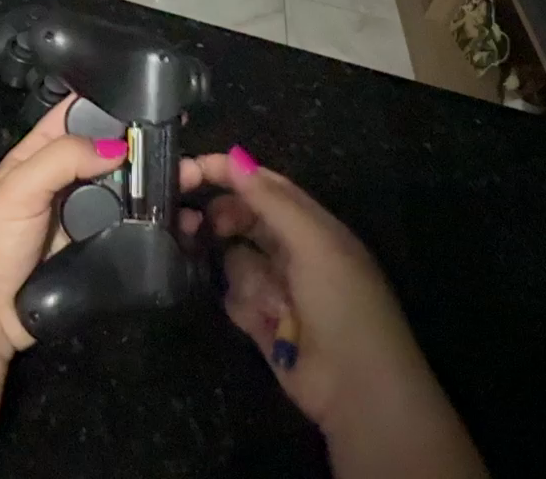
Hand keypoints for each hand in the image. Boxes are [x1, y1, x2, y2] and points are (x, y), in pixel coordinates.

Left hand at [0, 95, 202, 355]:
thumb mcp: (19, 188)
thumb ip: (62, 158)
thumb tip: (118, 147)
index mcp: (41, 152)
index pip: (79, 114)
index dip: (110, 103)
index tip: (151, 96)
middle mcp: (68, 175)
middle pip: (112, 150)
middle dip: (146, 143)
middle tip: (184, 140)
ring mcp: (87, 211)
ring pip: (129, 186)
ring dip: (159, 179)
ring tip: (193, 174)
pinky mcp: (102, 242)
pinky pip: (134, 223)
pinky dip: (158, 216)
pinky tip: (185, 214)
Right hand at [194, 147, 485, 477]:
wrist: (358, 389)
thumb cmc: (343, 303)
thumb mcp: (313, 242)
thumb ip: (271, 200)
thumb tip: (234, 157)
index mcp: (311, 223)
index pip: (262, 183)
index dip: (226, 172)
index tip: (187, 168)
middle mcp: (291, 247)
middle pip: (241, 216)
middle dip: (219, 218)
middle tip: (190, 222)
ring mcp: (275, 283)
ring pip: (233, 258)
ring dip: (245, 277)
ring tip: (270, 301)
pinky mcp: (261, 317)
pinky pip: (234, 294)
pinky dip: (247, 305)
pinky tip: (269, 323)